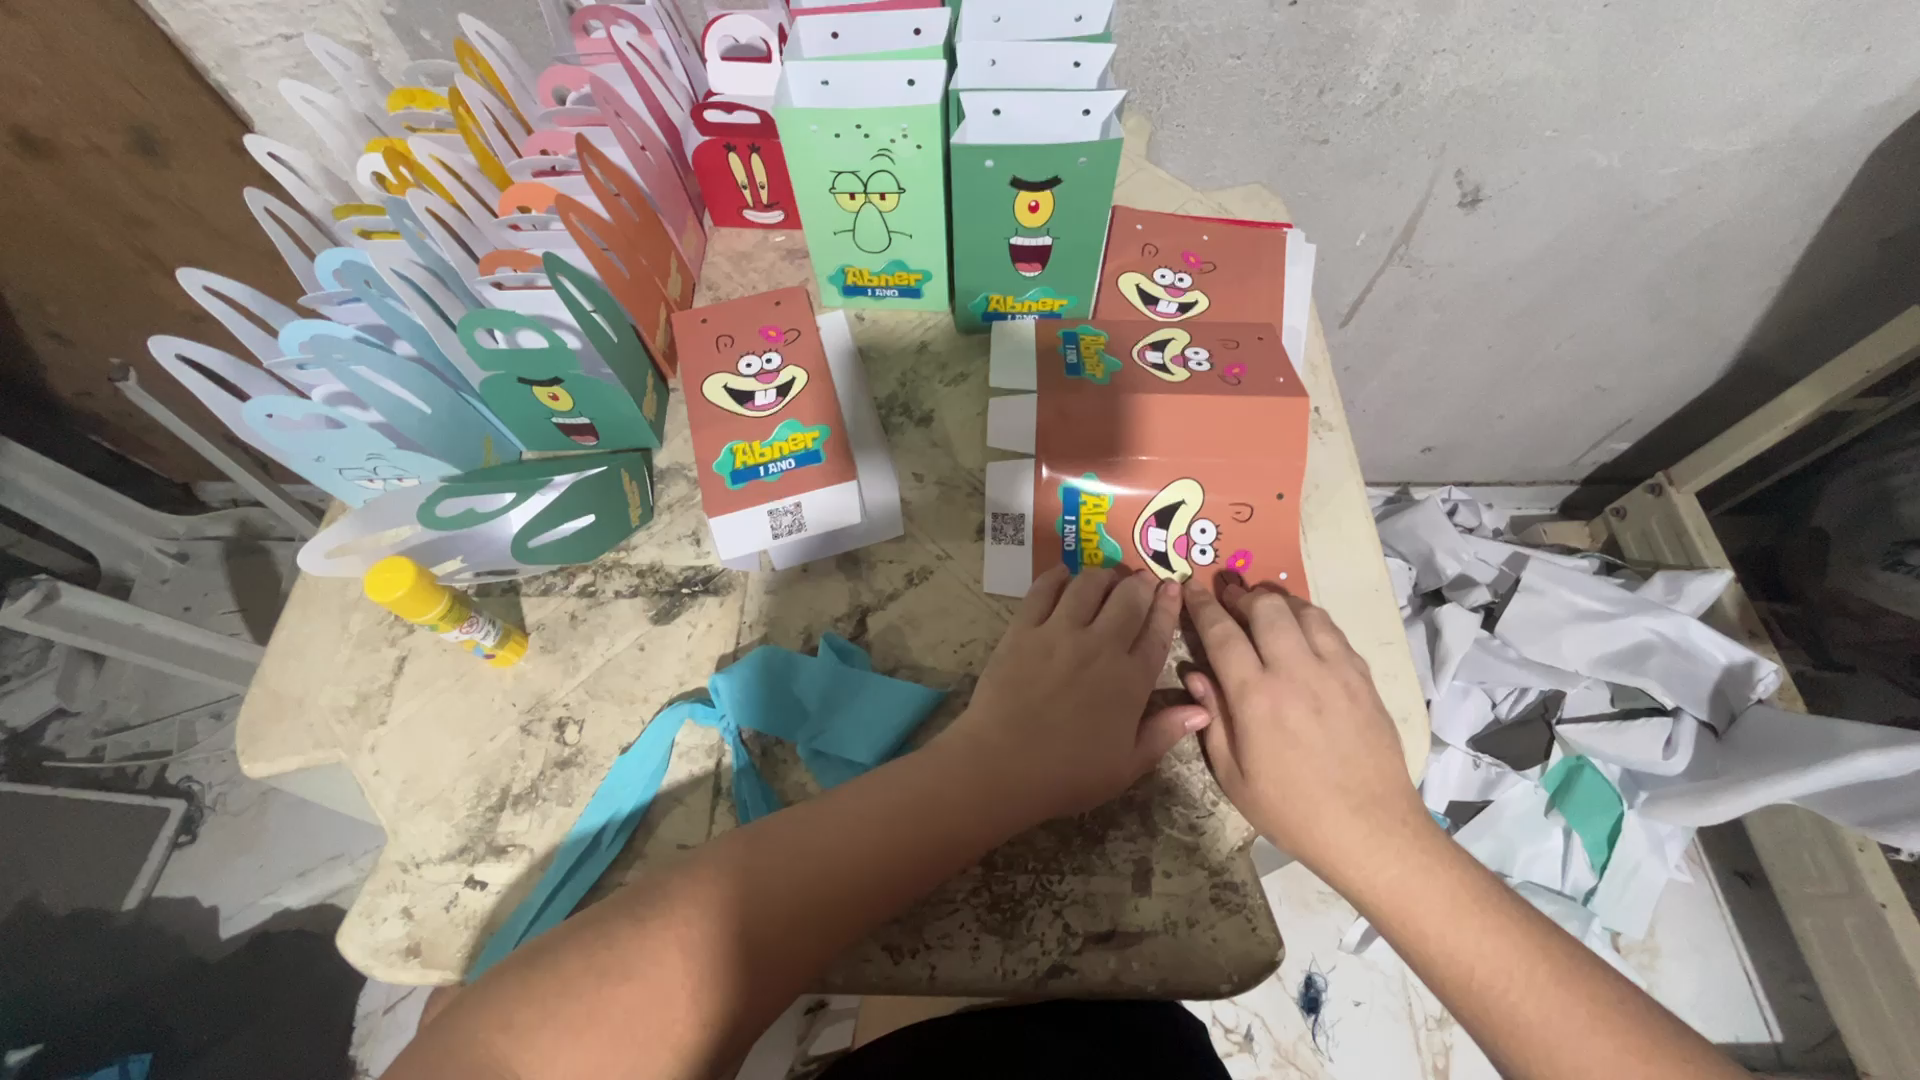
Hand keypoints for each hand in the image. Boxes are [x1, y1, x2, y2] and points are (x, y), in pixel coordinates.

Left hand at [944, 565, 1208, 824]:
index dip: (1168, 606)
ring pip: (1089, 585)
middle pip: (1129, 599)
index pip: (1158, 632)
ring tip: (1106, 578)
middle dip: (1140, 583)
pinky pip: (1043, 590)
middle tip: (1141, 578)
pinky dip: (1057, 576)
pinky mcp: (1023, 629)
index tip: (1173, 587)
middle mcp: (1101, 646)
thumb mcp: (1127, 765)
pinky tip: (1064, 573)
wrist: (1003, 765)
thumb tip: (1202, 710)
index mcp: (1131, 680)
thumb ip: (1165, 732)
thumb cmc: (1068, 774)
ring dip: (1103, 576)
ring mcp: (1060, 633)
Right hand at [1183, 575, 1430, 881]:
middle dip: (1242, 596)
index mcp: (1255, 697)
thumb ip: (1212, 719)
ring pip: (1305, 612)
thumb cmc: (1291, 810)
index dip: (1203, 606)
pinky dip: (1311, 620)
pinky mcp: (1363, 679)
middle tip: (1228, 597)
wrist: (1370, 831)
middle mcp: (1296, 672)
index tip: (1191, 589)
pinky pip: (1334, 632)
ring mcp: (1336, 672)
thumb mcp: (1232, 775)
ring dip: (1279, 602)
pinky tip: (1302, 631)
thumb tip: (1197, 675)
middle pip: (1267, 608)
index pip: (1222, 633)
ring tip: (1264, 607)